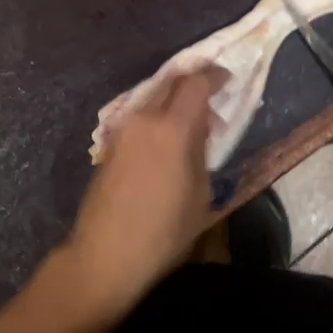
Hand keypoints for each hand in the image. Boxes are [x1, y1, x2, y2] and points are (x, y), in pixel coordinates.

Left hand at [61, 67, 225, 325]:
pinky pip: (141, 114)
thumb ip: (201, 151)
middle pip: (171, 81)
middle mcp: (144, 117)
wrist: (104, 255)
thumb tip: (200, 128)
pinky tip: (168, 137)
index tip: (227, 80)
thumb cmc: (162, 233)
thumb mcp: (198, 194)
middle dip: (193, 81)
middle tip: (212, 95)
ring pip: (154, 95)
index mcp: (171, 127)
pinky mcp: (110, 142)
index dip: (214, 77)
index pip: (196, 83)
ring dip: (174, 99)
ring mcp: (123, 127)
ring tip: (192, 122)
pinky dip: (158, 114)